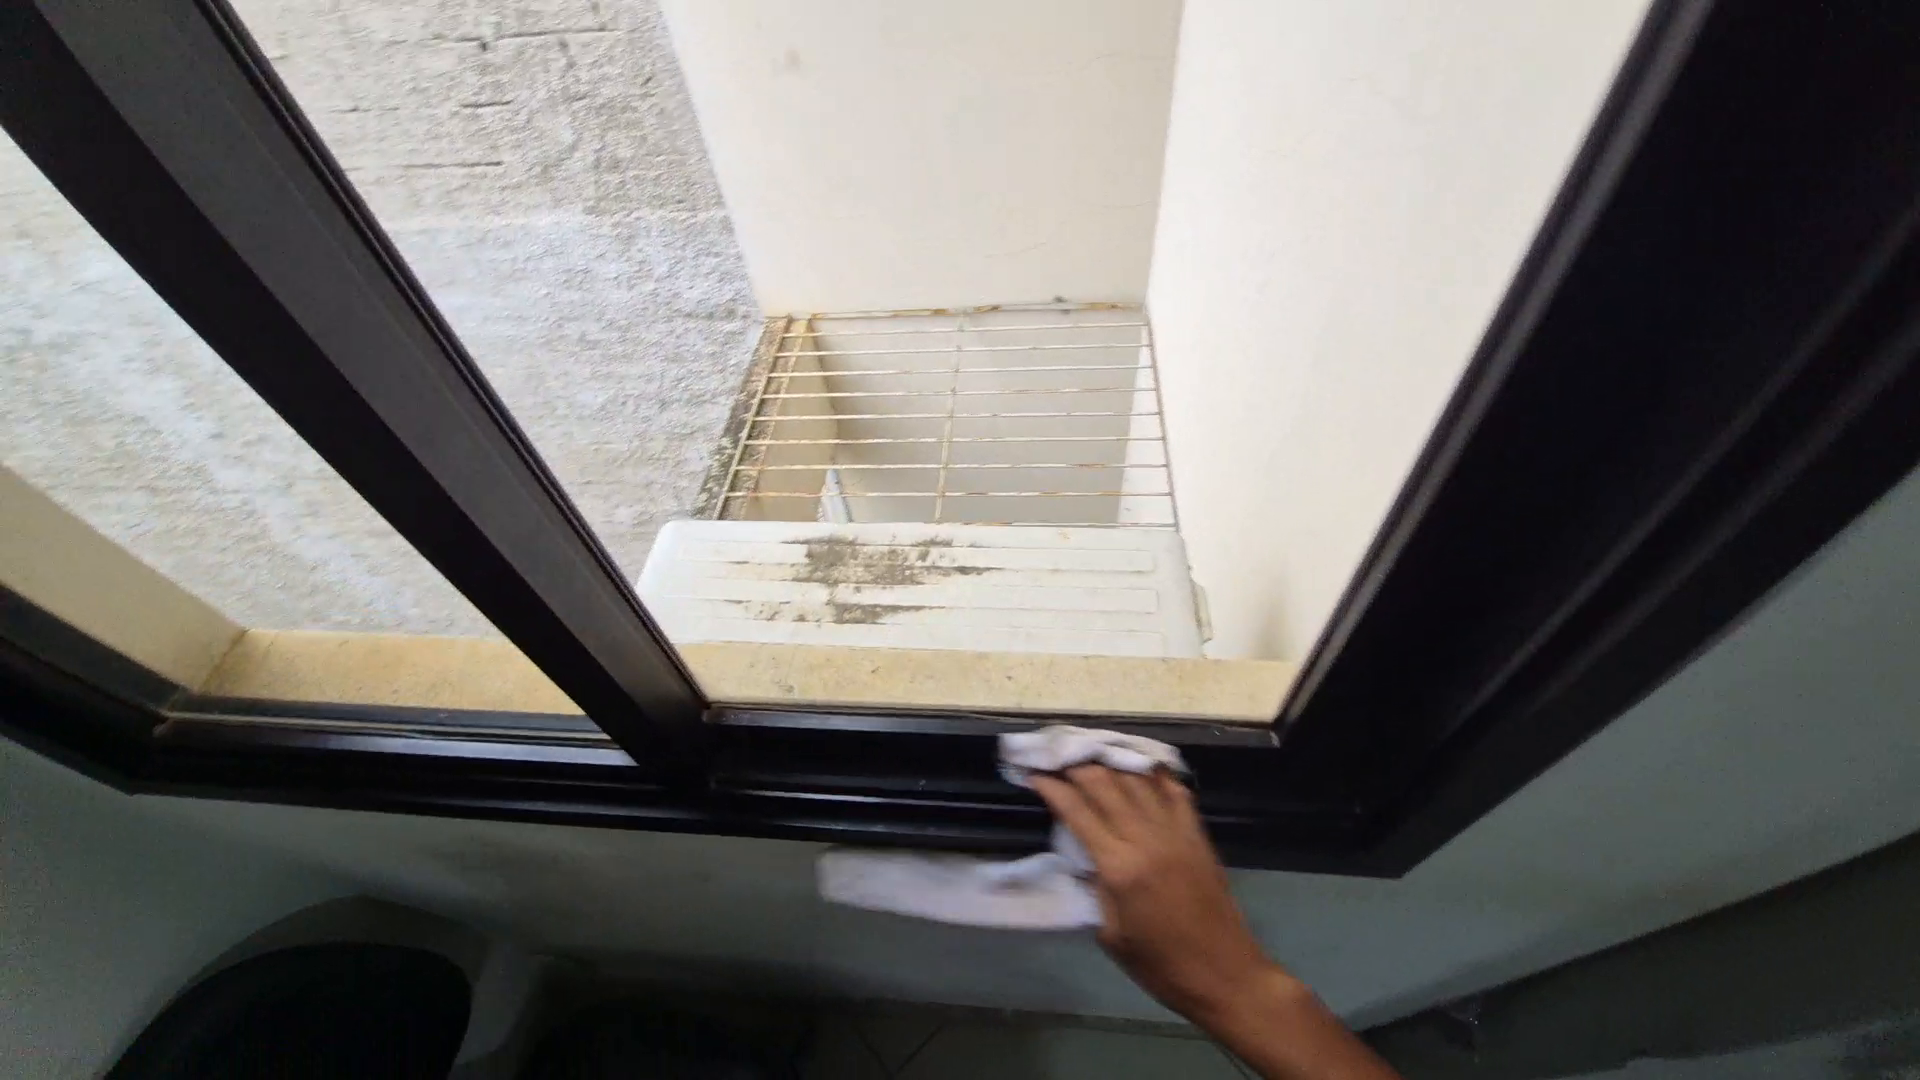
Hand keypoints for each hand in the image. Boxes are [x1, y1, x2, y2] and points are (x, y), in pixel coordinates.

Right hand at [1029, 765, 1285, 1021]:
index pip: (1077, 812)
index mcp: (1120, 867)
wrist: (1226, 976)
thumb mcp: (1111, 934)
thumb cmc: (1161, 965)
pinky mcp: (1198, 834)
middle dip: (1075, 766)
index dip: (1052, 788)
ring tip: (1089, 754)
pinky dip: (1154, 773)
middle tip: (1055, 758)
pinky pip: (1174, 790)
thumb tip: (1083, 854)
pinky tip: (1138, 764)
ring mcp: (1176, 831)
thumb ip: (1095, 886)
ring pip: (1137, 779)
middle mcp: (1146, 838)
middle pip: (1105, 783)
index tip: (1034, 774)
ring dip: (1110, 762)